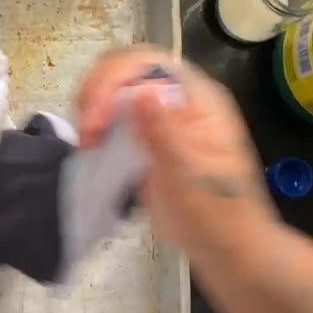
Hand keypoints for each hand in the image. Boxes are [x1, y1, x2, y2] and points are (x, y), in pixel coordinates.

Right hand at [75, 47, 276, 257]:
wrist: (226, 248)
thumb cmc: (215, 215)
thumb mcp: (187, 176)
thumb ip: (164, 133)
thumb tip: (142, 91)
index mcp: (199, 100)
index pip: (149, 64)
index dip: (114, 80)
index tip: (94, 119)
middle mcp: (180, 99)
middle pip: (128, 68)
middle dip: (98, 92)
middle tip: (86, 133)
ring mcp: (163, 117)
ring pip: (117, 88)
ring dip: (93, 106)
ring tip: (87, 142)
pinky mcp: (148, 137)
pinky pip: (116, 115)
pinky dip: (97, 123)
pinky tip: (90, 146)